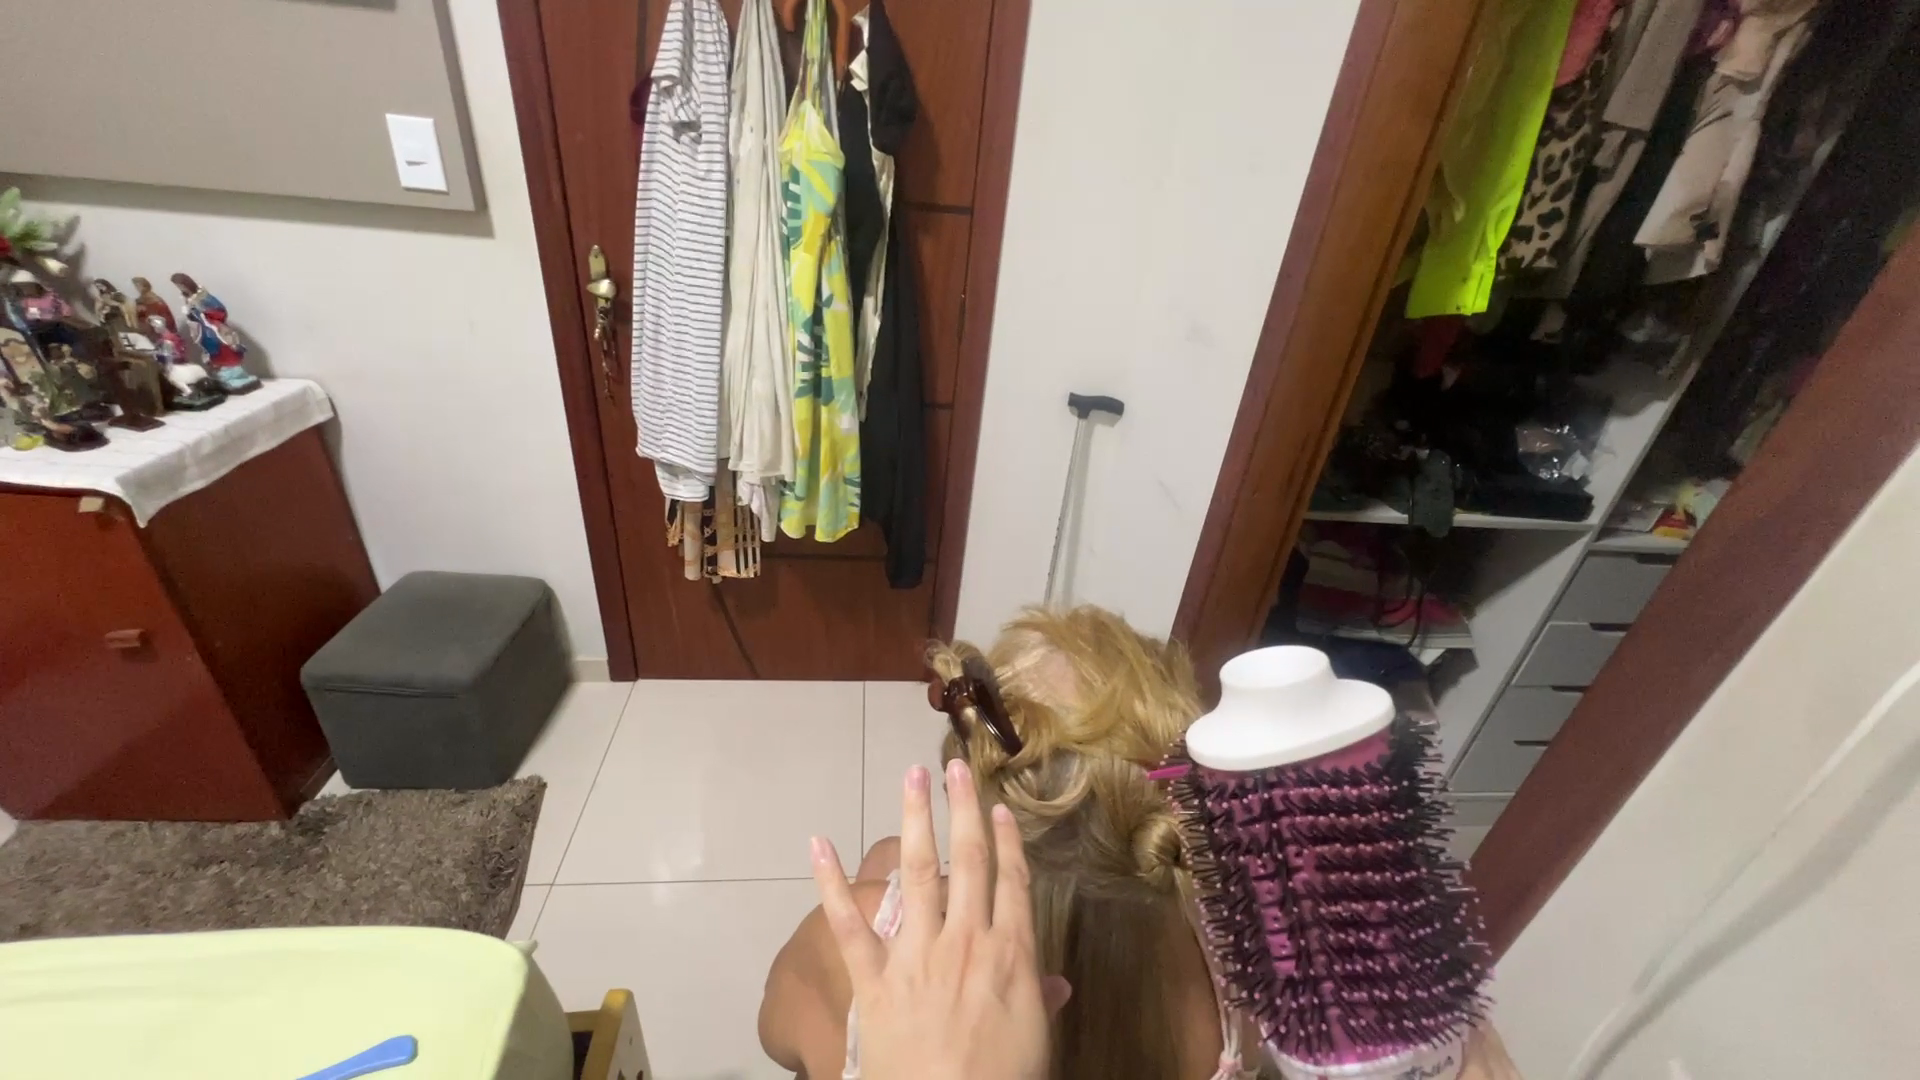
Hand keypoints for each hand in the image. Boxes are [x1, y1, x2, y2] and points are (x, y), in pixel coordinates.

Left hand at [809, 759, 1066, 1079]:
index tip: (997, 805)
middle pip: (968, 860)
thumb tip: (1059, 979)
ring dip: (916, 819)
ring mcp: (917, 953)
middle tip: (953, 765)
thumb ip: (1042, 1001)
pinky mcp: (874, 978)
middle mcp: (965, 939)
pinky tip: (819, 843)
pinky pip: (848, 926)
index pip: (1011, 881)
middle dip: (962, 809)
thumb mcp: (1035, 1042)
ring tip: (912, 776)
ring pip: (919, 872)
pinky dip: (831, 884)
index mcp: (1010, 953)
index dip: (1006, 840)